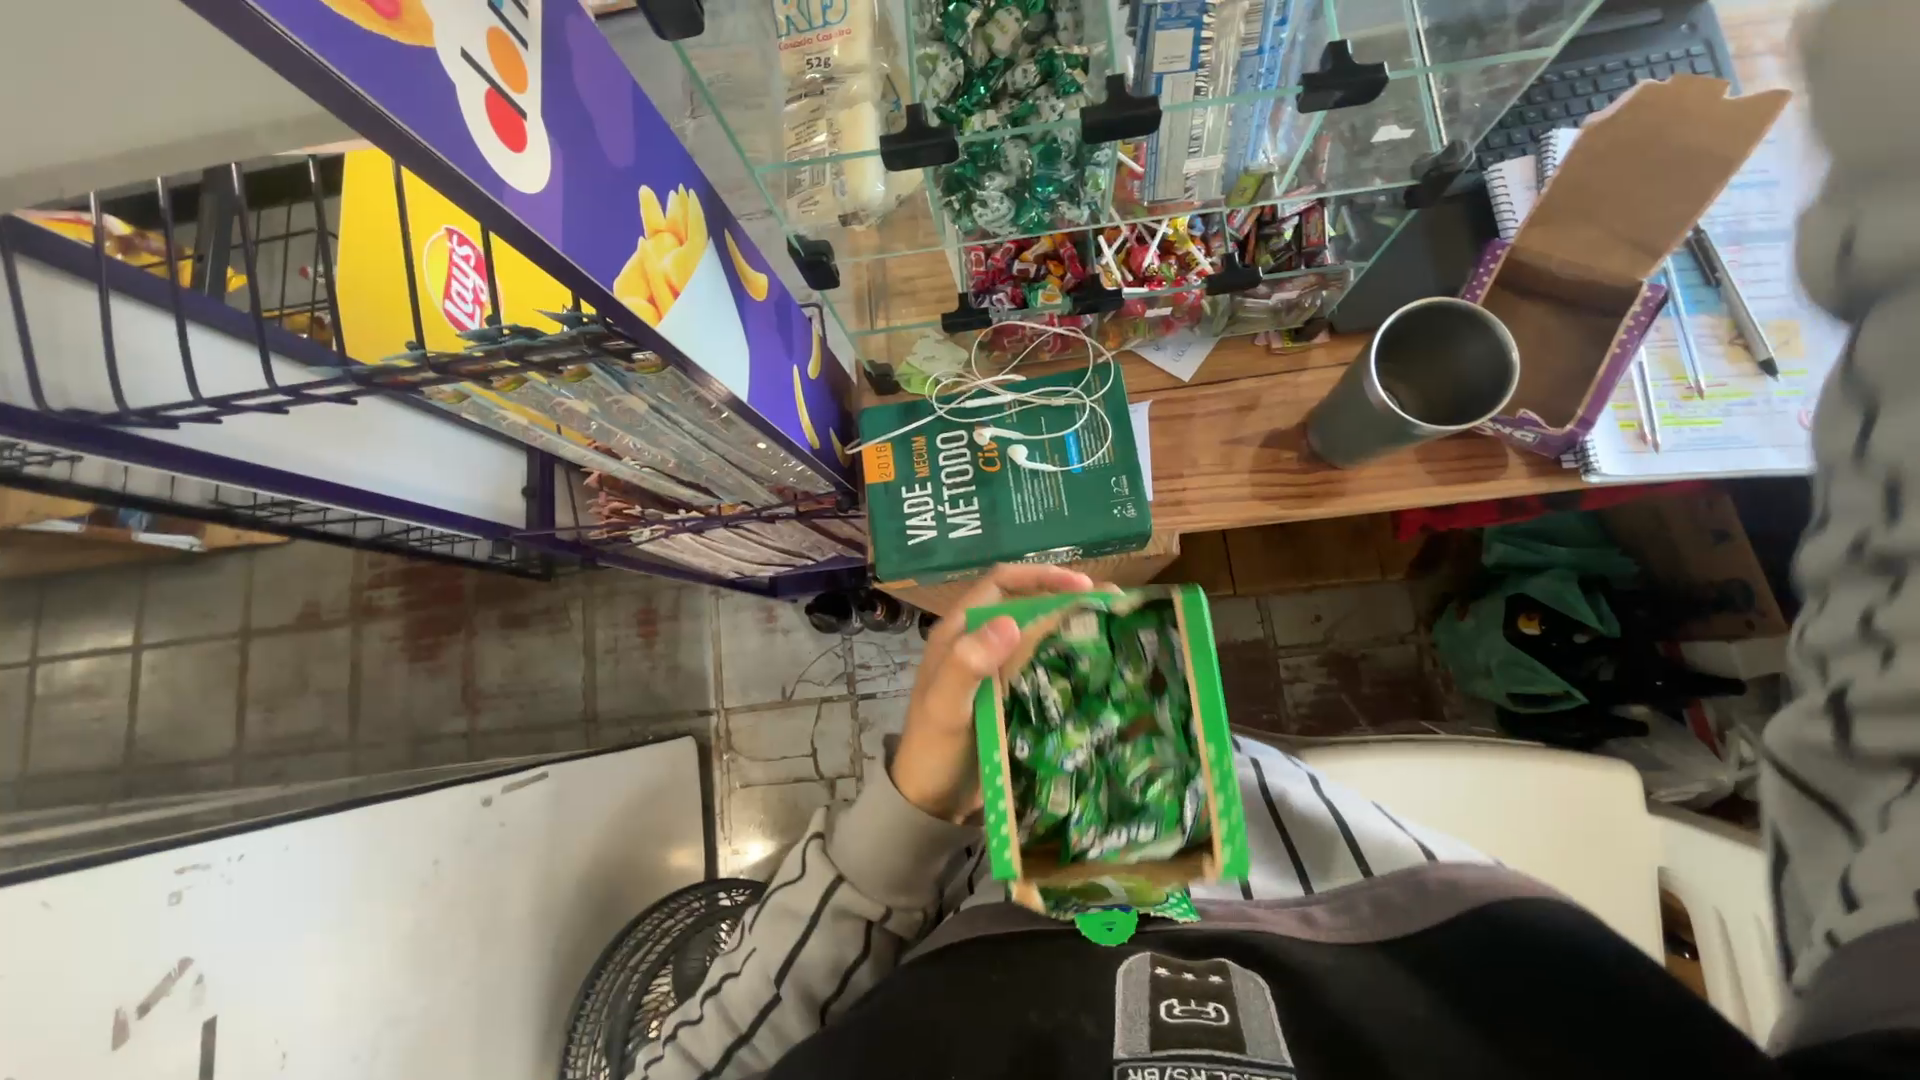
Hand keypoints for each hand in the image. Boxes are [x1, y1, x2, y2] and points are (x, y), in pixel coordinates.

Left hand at [891, 563, 1093, 822]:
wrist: (930, 802)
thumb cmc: (933, 752)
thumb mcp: (945, 708)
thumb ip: (968, 664)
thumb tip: (1011, 621)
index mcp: (959, 632)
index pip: (1002, 583)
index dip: (1040, 577)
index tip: (1083, 586)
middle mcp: (978, 641)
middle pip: (1025, 602)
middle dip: (1064, 595)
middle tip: (1111, 602)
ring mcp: (995, 667)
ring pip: (1037, 630)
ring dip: (1070, 622)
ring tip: (1112, 623)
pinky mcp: (1010, 692)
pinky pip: (1042, 662)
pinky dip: (1067, 653)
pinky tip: (1095, 662)